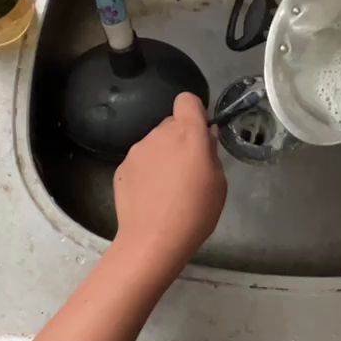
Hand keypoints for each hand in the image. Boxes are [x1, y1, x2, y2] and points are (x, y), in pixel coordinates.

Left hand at [111, 93, 226, 268]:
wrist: (153, 240)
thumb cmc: (195, 212)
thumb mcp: (218, 184)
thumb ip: (211, 153)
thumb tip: (205, 137)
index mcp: (187, 134)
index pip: (187, 100)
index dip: (194, 111)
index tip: (199, 132)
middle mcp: (159, 134)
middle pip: (171, 124)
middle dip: (180, 139)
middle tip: (187, 169)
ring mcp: (137, 151)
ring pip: (154, 144)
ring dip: (162, 156)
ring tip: (167, 188)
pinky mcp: (121, 168)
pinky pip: (139, 162)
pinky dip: (146, 172)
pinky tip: (150, 197)